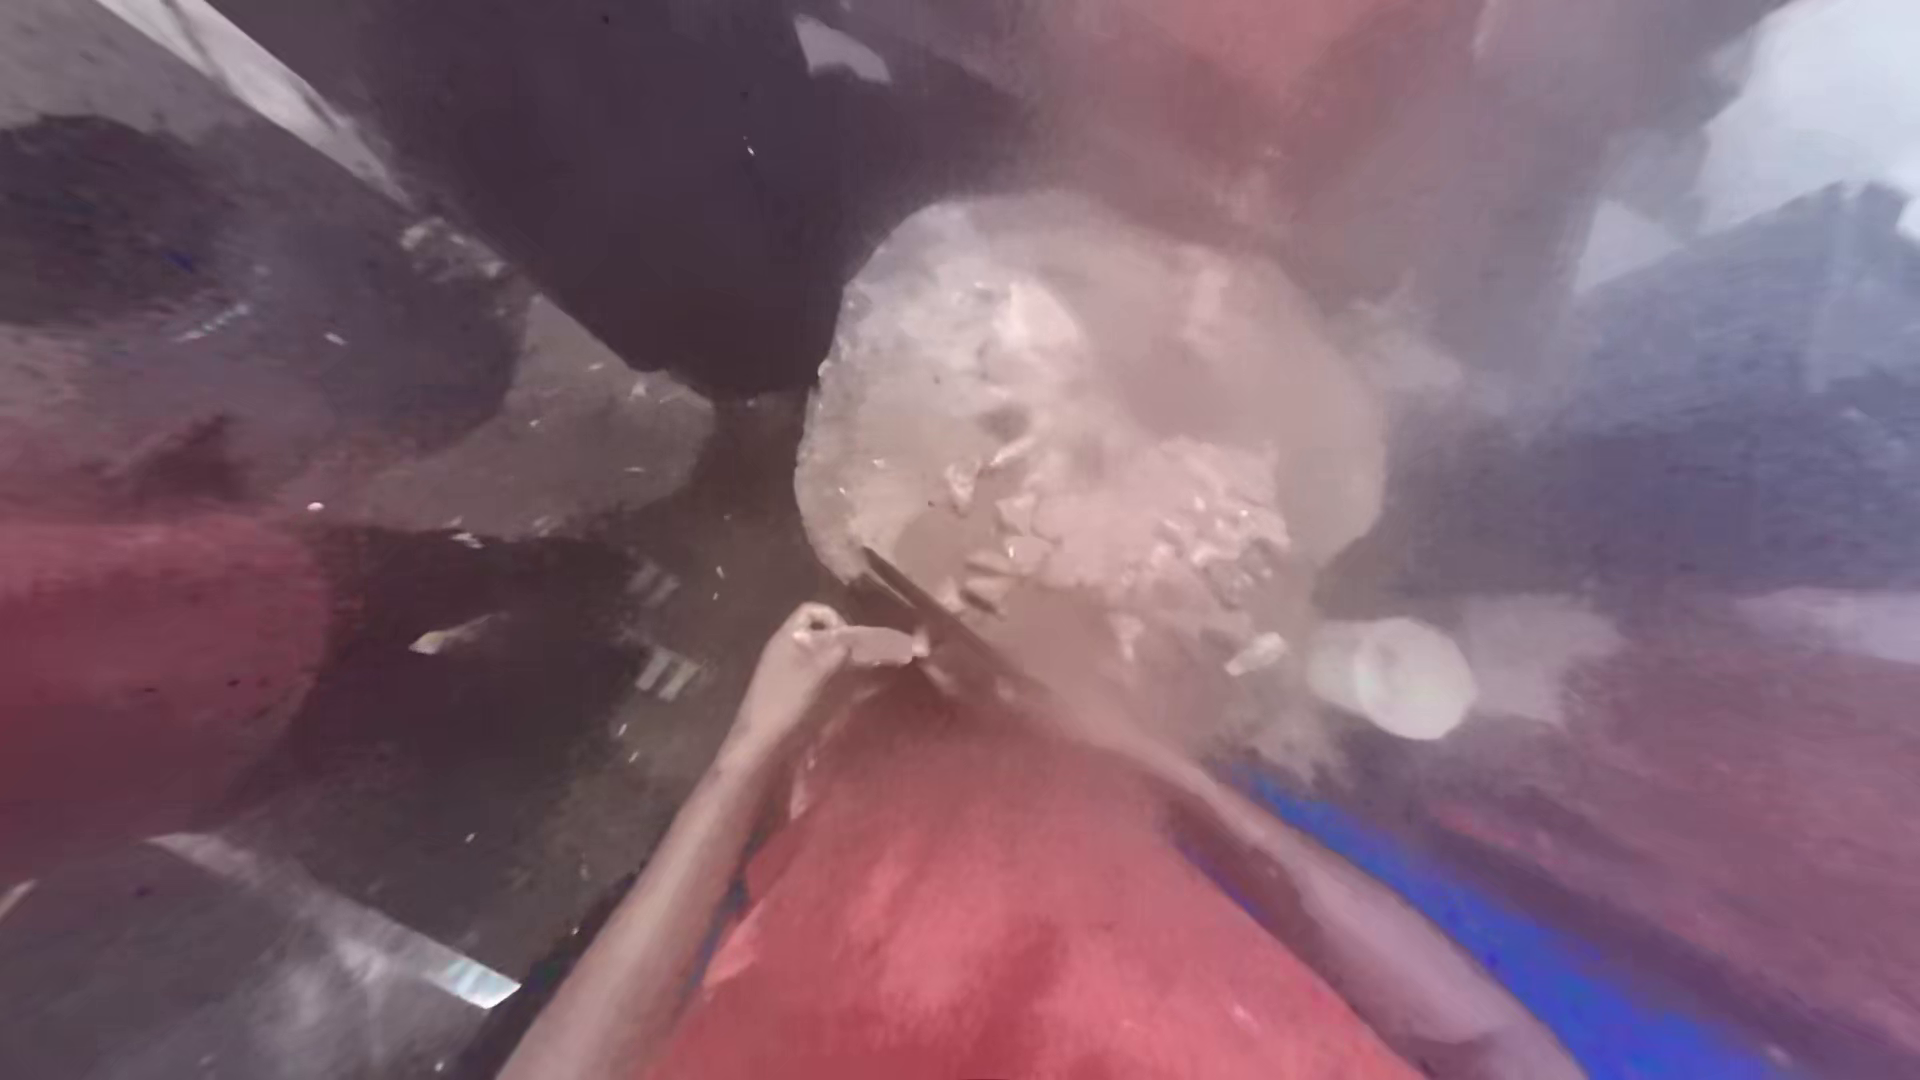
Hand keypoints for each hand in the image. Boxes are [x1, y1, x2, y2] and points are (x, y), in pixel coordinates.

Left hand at [725, 603, 918, 760]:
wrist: (758, 739)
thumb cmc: (784, 702)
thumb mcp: (815, 675)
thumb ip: (835, 653)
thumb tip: (853, 640)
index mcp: (785, 637)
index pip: (809, 610)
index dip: (830, 617)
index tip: (846, 636)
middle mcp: (783, 646)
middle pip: (814, 629)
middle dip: (836, 637)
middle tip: (856, 653)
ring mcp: (783, 665)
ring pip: (814, 649)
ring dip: (833, 655)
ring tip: (854, 668)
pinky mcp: (786, 683)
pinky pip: (810, 666)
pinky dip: (826, 669)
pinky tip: (840, 684)